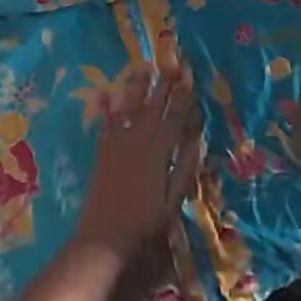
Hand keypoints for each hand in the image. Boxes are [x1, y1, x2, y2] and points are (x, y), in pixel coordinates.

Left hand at [74, 67, 197, 258]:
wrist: (104, 236)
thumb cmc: (144, 221)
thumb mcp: (173, 199)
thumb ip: (185, 166)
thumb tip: (198, 137)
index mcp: (158, 152)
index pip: (175, 118)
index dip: (184, 98)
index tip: (190, 78)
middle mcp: (138, 141)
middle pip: (153, 107)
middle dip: (164, 85)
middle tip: (172, 63)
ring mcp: (118, 143)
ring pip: (130, 108)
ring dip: (137, 87)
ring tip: (143, 67)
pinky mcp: (103, 150)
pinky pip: (106, 123)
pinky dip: (106, 107)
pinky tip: (105, 92)